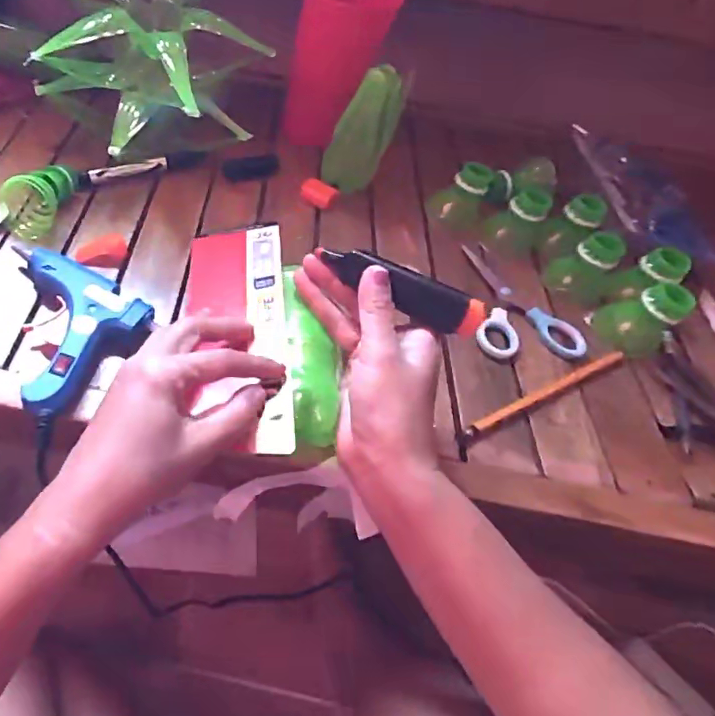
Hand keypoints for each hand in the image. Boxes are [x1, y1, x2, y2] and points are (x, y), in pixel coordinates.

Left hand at [27, 315, 285, 554]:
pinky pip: (156, 352)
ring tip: (225, 335)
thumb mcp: (199, 447)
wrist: (90, 492)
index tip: (281, 369)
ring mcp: (129, 370)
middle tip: (252, 331)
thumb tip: (259, 393)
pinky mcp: (122, 385)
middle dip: (221, 327)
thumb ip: (234, 416)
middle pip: (187, 330)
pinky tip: (192, 361)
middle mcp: (144, 360)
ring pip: (168, 336)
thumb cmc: (147, 472)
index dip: (254, 364)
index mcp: (163, 372)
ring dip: (198, 332)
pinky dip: (180, 347)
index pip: (218, 358)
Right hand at [293, 253, 444, 489]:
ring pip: (346, 321)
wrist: (379, 459)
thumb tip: (375, 271)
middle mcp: (394, 344)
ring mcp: (371, 360)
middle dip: (336, 282)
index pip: (388, 295)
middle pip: (362, 305)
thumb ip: (375, 310)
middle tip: (311, 259)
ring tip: (300, 274)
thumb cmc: (389, 407)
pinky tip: (305, 306)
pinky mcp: (350, 374)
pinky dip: (321, 322)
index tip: (339, 256)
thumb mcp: (382, 353)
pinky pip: (336, 340)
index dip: (362, 274)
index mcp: (414, 337)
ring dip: (324, 299)